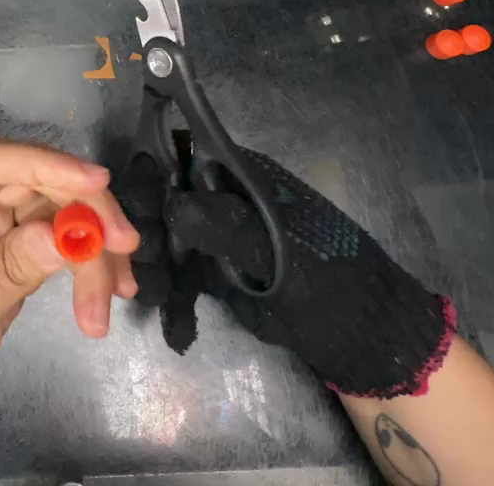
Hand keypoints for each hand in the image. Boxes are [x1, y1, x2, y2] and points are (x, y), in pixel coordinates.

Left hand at [0, 142, 139, 430]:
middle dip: (82, 211)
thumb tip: (64, 234)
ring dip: (88, 250)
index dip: (44, 163)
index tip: (99, 182)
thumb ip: (10, 270)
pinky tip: (104, 296)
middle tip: (126, 249)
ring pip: (50, 214)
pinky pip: (49, 244)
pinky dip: (80, 265)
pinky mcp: (1, 254)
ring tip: (111, 305)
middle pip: (31, 184)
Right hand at [116, 143, 453, 398]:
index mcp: (236, 172)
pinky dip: (173, 302)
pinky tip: (176, 333)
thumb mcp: (280, 251)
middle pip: (161, 194)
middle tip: (131, 263)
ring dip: (151, 267)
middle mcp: (219, 195)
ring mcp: (215, 232)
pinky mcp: (214, 270)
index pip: (177, 152)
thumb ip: (226, 225)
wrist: (366, 340)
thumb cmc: (332, 280)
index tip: (127, 206)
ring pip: (164, 236)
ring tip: (150, 299)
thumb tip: (171, 204)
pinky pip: (180, 275)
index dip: (147, 173)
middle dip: (141, 227)